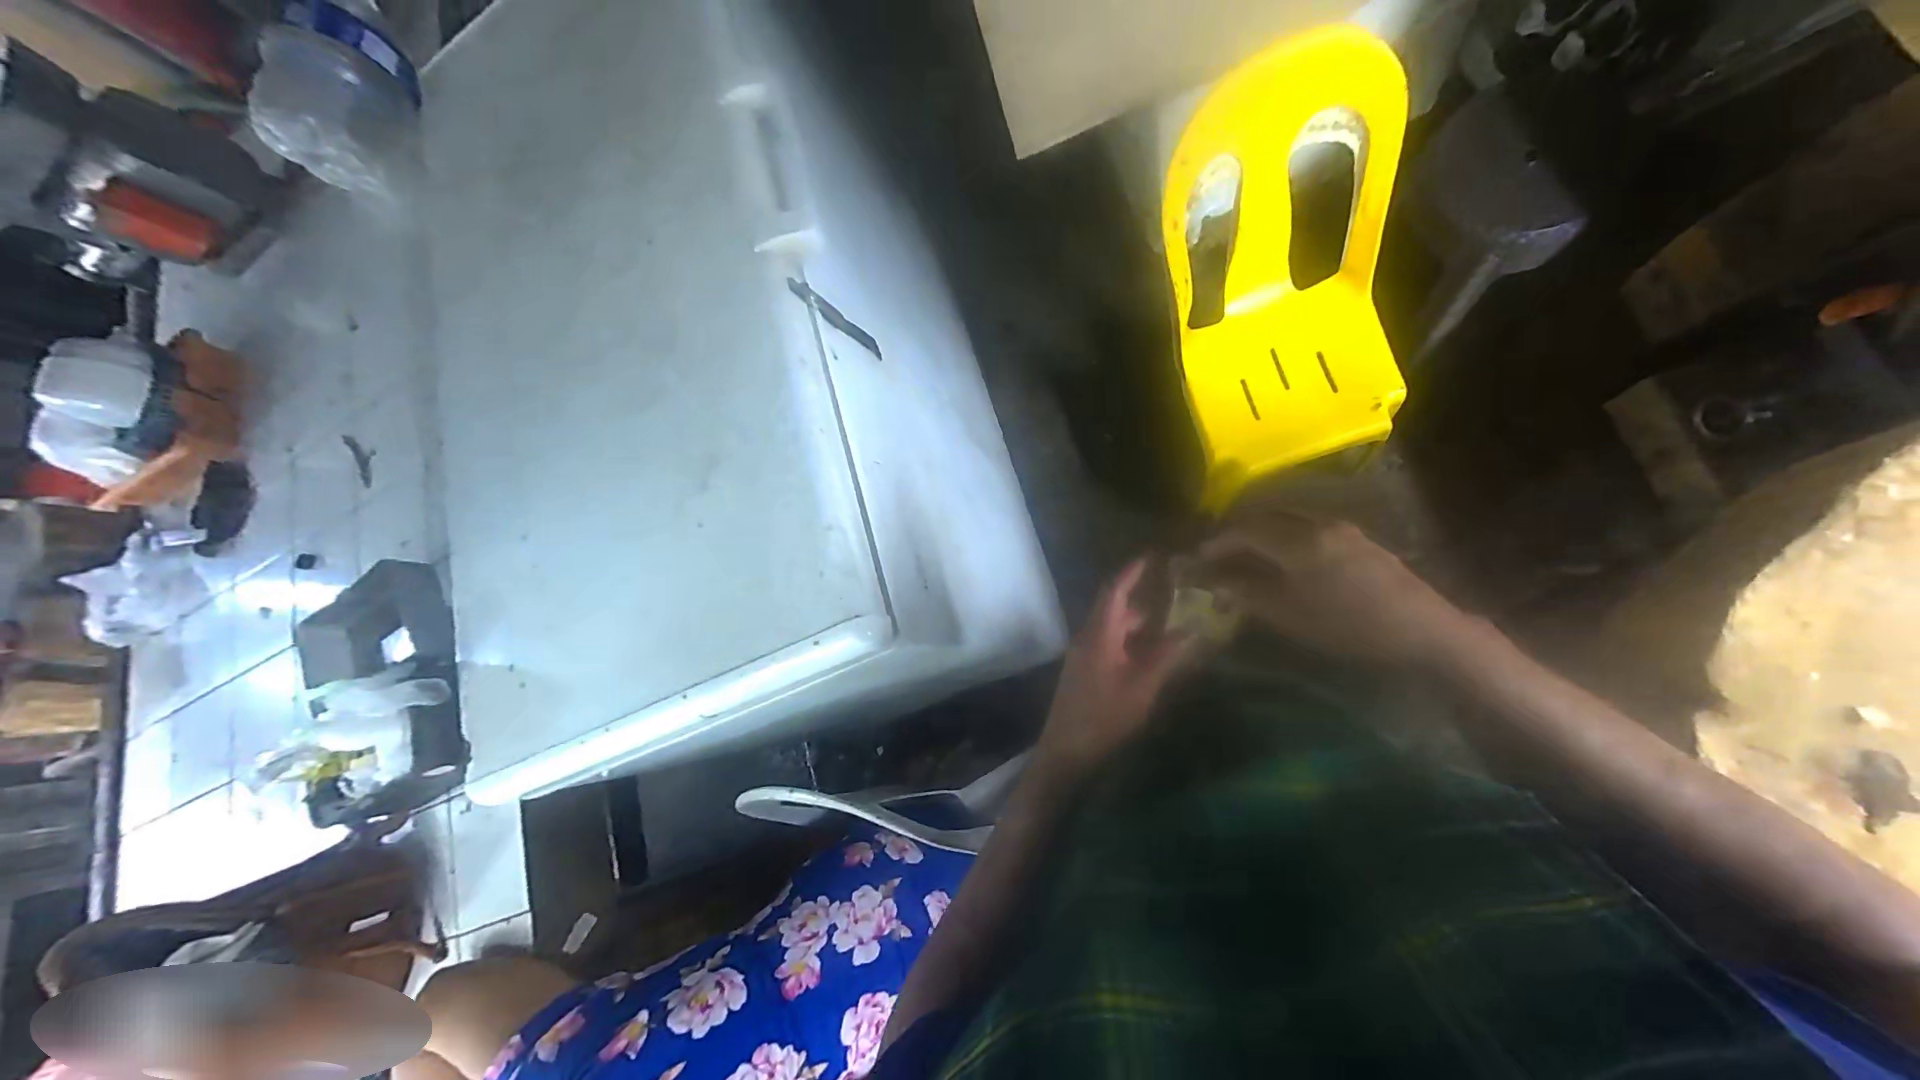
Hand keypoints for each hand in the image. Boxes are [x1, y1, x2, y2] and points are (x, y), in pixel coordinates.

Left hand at [1034, 558, 1193, 777]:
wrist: (1065, 752)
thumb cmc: (1104, 718)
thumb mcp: (1142, 688)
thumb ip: (1165, 657)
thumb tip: (1190, 630)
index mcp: (1098, 636)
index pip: (1114, 592)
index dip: (1131, 572)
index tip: (1151, 556)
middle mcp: (1087, 639)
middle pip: (1113, 608)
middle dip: (1141, 598)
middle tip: (1173, 594)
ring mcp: (1082, 656)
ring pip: (1112, 629)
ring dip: (1137, 624)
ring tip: (1170, 625)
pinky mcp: (1083, 672)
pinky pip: (1108, 645)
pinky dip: (1129, 642)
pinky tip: (1150, 655)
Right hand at [1199, 511, 1475, 668]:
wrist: (1421, 629)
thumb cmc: (1347, 625)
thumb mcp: (1287, 613)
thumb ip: (1244, 591)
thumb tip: (1209, 579)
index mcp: (1297, 539)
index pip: (1243, 529)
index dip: (1216, 542)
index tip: (1197, 558)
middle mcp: (1316, 522)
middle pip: (1264, 515)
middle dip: (1235, 531)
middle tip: (1217, 553)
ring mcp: (1339, 527)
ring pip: (1286, 517)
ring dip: (1259, 530)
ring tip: (1245, 554)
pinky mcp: (1355, 537)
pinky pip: (1305, 524)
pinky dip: (1282, 534)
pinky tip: (1281, 556)